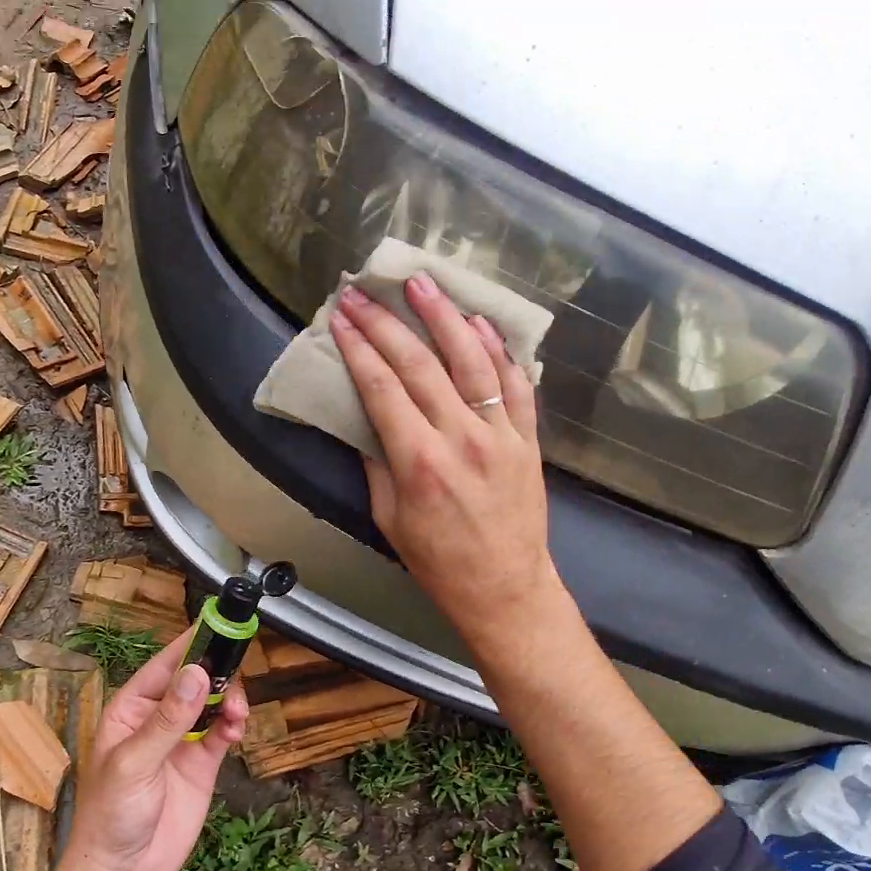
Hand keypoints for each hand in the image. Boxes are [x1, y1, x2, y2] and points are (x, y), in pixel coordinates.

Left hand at [58, 631, 248, 870]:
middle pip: (194, 678)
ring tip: (236, 714)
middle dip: (218, 672)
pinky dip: (234, 724)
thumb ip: (167, 721)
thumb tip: (196, 675)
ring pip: (213, 701)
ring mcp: (182, 739)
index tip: (220, 624)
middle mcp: (158, 717)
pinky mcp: (203, 763)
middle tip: (236, 675)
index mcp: (131, 708)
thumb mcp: (133, 764)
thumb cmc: (110, 814)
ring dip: (230, 698)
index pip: (164, 665)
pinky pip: (223, 730)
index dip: (191, 643)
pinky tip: (236, 729)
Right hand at [330, 274, 560, 651]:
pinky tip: (479, 322)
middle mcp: (461, 439)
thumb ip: (377, 464)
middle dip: (387, 323)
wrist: (504, 587)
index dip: (359, 349)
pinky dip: (497, 348)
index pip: (382, 388)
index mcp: (419, 463)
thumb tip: (366, 419)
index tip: (342, 318)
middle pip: (419, 365)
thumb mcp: (389, 519)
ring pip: (471, 360)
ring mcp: (501, 434)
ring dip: (444, 317)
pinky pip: (514, 382)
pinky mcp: (528, 438)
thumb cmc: (439, 562)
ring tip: (423, 283)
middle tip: (364, 292)